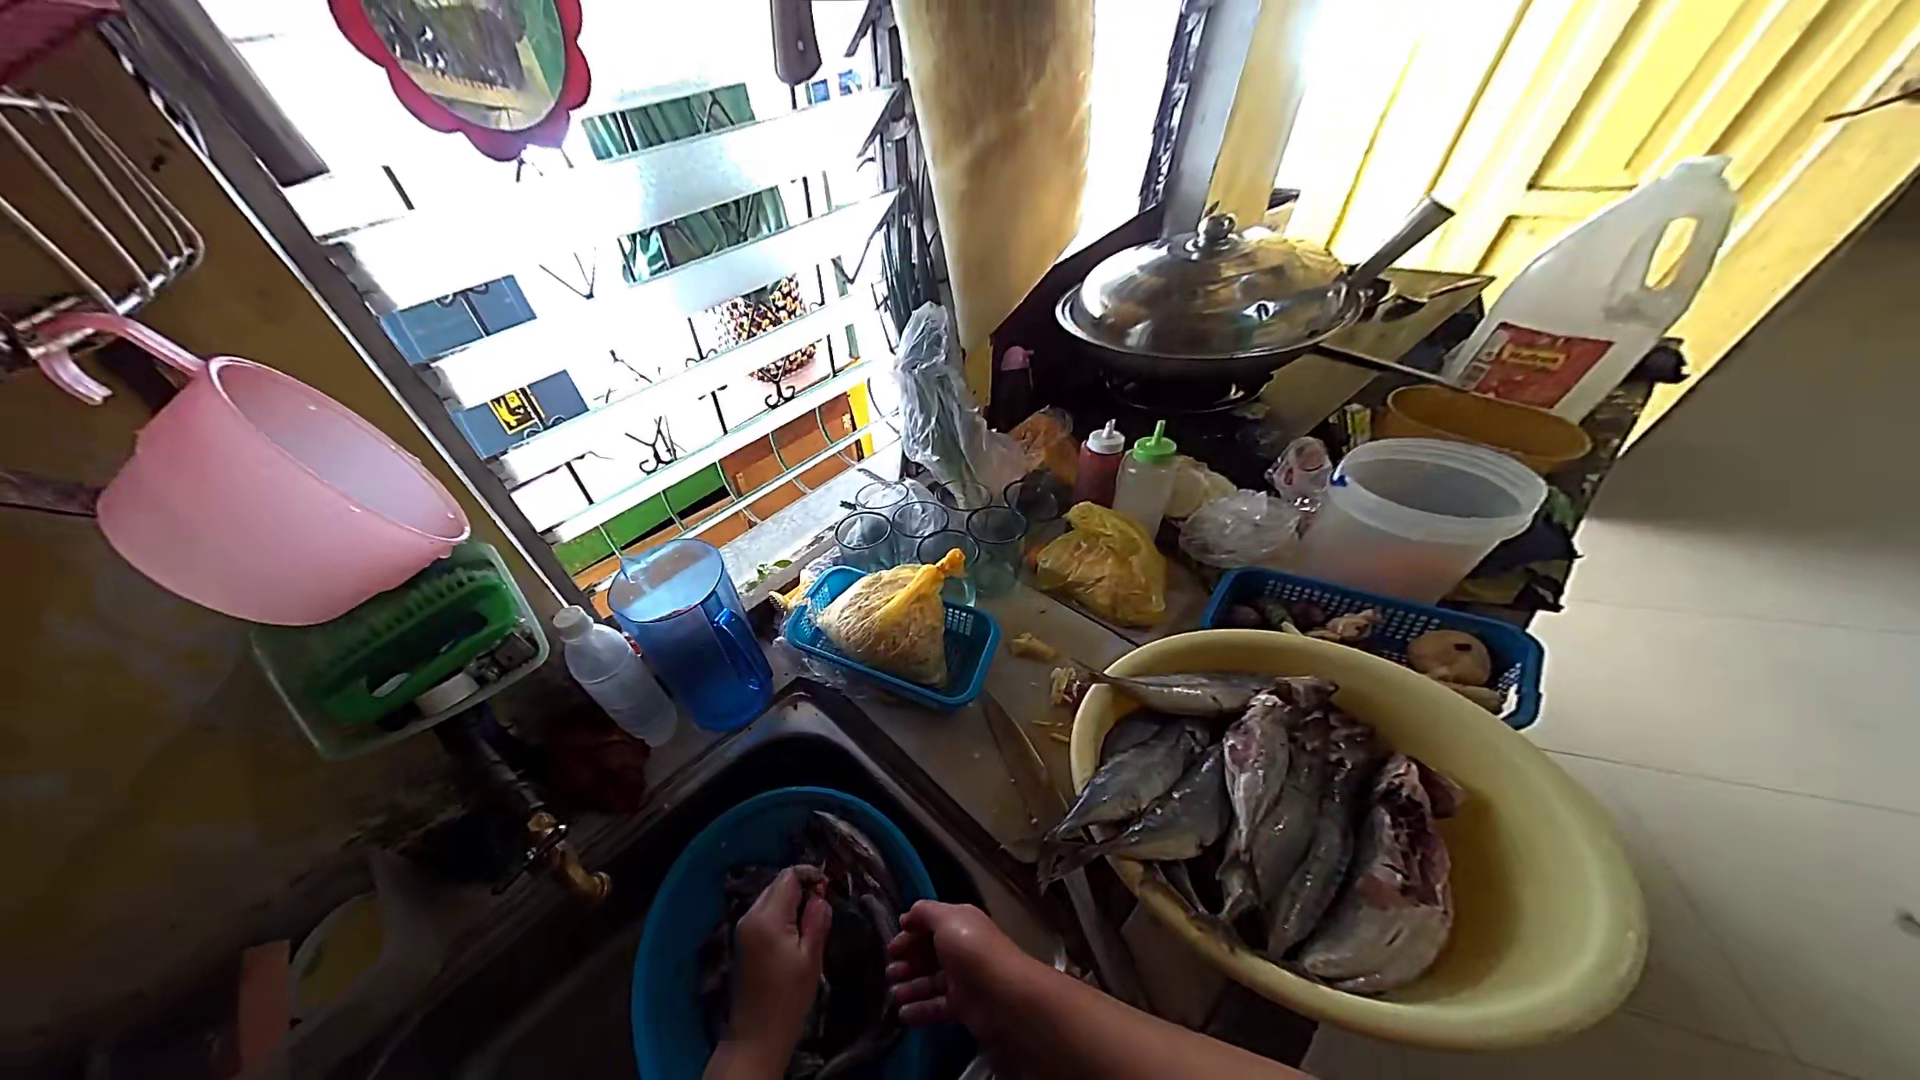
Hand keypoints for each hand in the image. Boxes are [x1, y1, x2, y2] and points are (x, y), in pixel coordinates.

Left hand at [730, 866, 832, 1061]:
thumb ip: (817, 920)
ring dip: (791, 900)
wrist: (755, 1037)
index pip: (789, 876)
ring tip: (811, 920)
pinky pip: (764, 913)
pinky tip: (794, 933)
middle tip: (822, 905)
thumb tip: (820, 896)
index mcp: (767, 918)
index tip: (827, 888)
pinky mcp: (743, 941)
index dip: (810, 875)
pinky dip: (781, 913)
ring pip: (771, 897)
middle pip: (778, 884)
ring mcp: (743, 929)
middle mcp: (750, 916)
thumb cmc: (787, 998)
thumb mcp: (811, 957)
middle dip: (801, 887)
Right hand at [885, 901, 1040, 1037]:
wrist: (1004, 996)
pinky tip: (903, 1015)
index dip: (910, 933)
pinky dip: (920, 1009)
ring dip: (911, 986)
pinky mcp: (963, 1006)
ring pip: (931, 980)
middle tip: (889, 971)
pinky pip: (936, 1006)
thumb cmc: (972, 951)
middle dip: (908, 960)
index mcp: (960, 923)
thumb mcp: (946, 920)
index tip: (891, 946)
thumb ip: (925, 913)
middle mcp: (961, 947)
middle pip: (930, 952)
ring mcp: (963, 978)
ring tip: (893, 993)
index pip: (930, 924)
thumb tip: (906, 916)